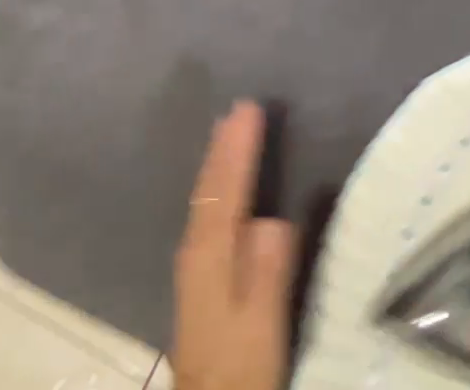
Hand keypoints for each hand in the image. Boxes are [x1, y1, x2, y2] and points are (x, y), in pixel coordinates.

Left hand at [171, 102, 298, 389]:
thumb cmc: (241, 364)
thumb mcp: (262, 323)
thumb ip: (268, 271)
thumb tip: (276, 218)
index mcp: (211, 254)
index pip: (226, 189)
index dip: (238, 148)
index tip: (249, 108)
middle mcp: (195, 248)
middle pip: (210, 188)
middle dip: (223, 146)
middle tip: (238, 106)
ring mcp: (193, 261)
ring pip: (206, 198)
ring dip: (217, 161)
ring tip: (227, 130)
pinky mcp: (199, 274)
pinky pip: (208, 211)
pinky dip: (215, 186)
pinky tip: (221, 185)